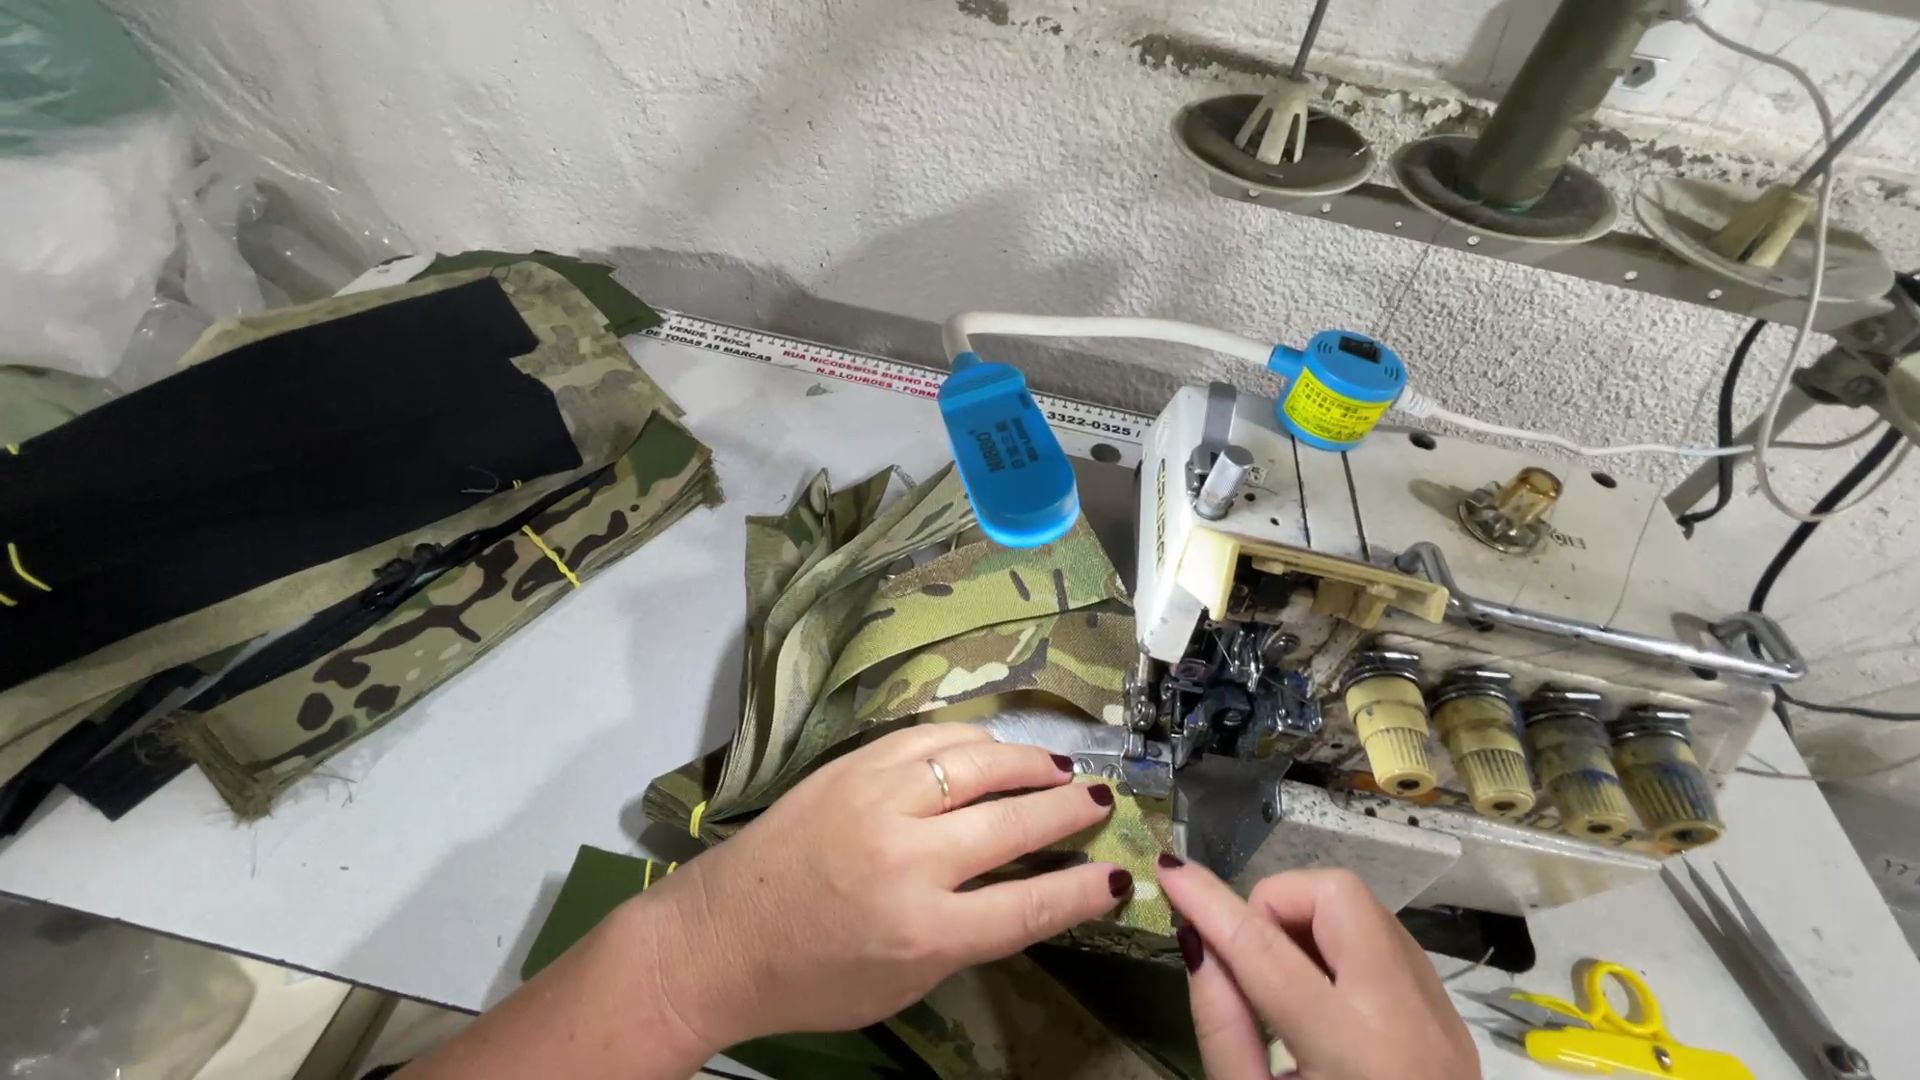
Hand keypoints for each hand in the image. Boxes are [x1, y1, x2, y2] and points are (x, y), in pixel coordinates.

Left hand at [640, 723, 1128, 1051]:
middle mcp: (907, 858)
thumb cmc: (813, 977)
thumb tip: (1028, 884)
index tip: (1119, 875)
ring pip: (977, 763)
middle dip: (1068, 809)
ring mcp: (877, 800)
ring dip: (1028, 761)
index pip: (1029, 905)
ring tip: (1059, 767)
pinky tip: (992, 749)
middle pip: (1013, 822)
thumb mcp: (903, 983)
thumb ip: (969, 934)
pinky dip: (971, 741)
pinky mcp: (852, 766)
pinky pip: (929, 738)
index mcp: (922, 931)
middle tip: (1100, 800)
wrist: (721, 935)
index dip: (1083, 889)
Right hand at [1157, 859, 1479, 1079]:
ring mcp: (1442, 1017)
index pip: (1267, 950)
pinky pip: (1385, 937)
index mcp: (1359, 1059)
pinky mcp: (1450, 1017)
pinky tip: (1321, 992)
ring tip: (1283, 977)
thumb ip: (1222, 1024)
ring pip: (1364, 907)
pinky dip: (1338, 940)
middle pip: (1338, 896)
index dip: (1209, 902)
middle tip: (1247, 951)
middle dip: (1276, 902)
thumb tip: (1198, 941)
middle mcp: (1413, 1023)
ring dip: (1307, 919)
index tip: (1171, 870)